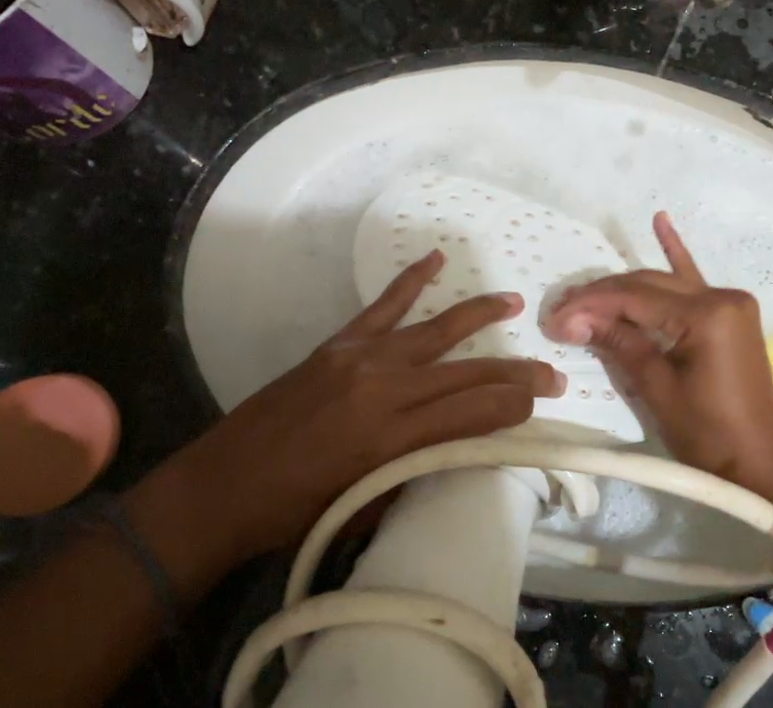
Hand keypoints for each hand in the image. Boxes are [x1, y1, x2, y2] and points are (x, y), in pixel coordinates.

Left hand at [150, 250, 564, 563]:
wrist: (219, 487)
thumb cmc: (294, 513)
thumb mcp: (367, 506)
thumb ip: (417, 469)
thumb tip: (463, 442)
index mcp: (390, 439)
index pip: (475, 411)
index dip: (516, 404)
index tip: (542, 402)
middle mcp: (383, 390)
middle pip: (467, 372)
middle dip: (516, 372)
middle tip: (553, 372)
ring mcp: (359, 360)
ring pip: (435, 331)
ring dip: (480, 314)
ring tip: (514, 301)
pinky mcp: (337, 346)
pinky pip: (382, 307)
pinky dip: (410, 281)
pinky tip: (434, 259)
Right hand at [545, 215, 772, 573]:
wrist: (760, 461)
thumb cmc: (708, 434)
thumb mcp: (657, 390)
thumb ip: (620, 343)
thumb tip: (574, 318)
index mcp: (707, 315)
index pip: (635, 298)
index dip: (591, 305)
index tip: (555, 319)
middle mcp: (722, 296)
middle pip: (649, 285)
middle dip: (603, 297)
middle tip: (562, 313)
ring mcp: (730, 302)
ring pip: (666, 283)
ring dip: (627, 286)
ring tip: (585, 290)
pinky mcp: (731, 314)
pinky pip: (695, 280)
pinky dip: (677, 252)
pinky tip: (661, 222)